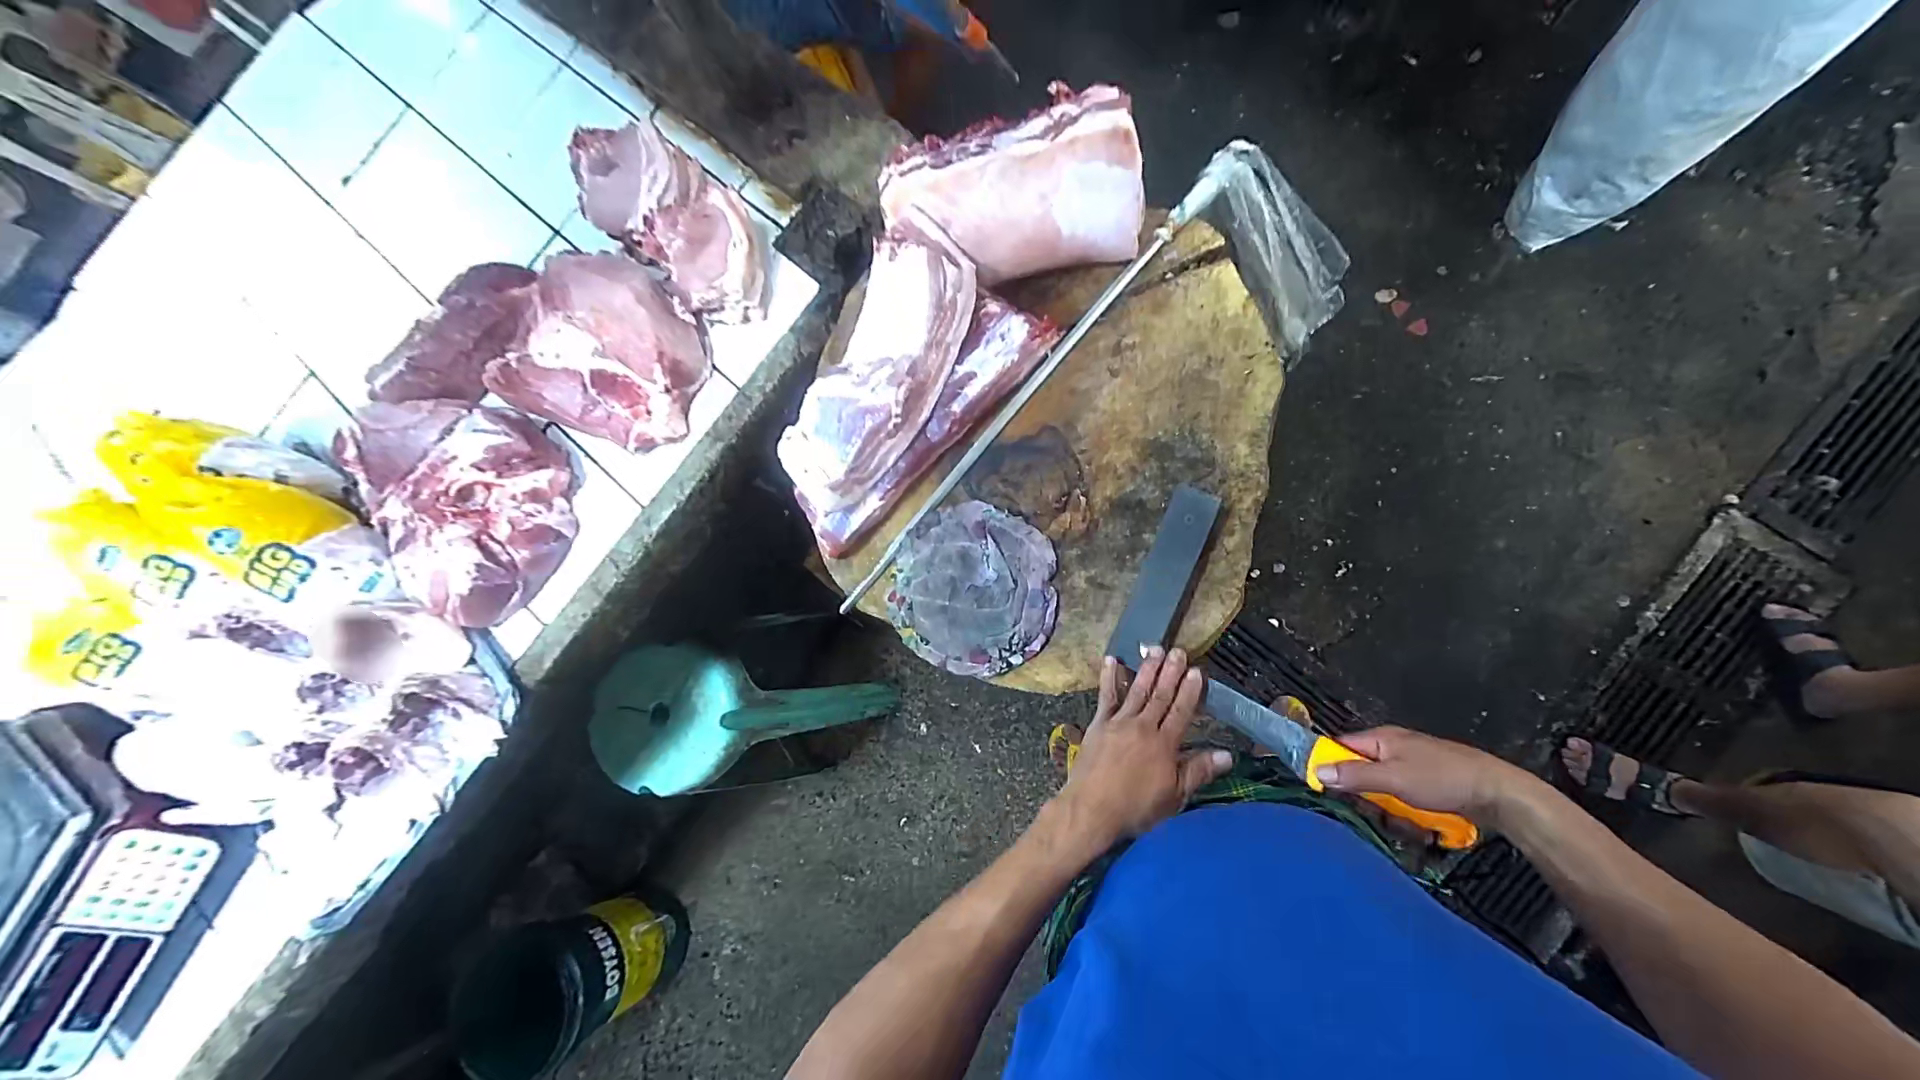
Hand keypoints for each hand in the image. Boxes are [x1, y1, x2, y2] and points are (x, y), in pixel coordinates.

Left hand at [1046, 648, 1232, 856]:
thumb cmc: (1136, 808)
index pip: (1181, 711)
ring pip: (1137, 690)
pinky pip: (1106, 696)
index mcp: (1164, 744)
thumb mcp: (1174, 796)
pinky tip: (1111, 660)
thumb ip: (1199, 771)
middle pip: (1160, 695)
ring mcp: (1118, 722)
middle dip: (1171, 672)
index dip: (1190, 691)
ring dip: (1147, 668)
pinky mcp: (1098, 724)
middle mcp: (1143, 727)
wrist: (1091, 808)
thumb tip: (1227, 754)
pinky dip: (1109, 677)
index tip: (1197, 671)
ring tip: (1155, 648)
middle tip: (1178, 651)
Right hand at [1314, 725, 1538, 824]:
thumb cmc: (1444, 780)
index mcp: (1381, 737)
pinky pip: (1402, 797)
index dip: (1330, 765)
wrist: (1501, 794)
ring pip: (1382, 789)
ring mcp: (1412, 766)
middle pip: (1360, 771)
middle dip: (1367, 796)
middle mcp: (1393, 747)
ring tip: (1407, 820)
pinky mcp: (1428, 784)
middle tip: (1380, 810)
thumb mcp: (1393, 779)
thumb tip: (1317, 771)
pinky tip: (1421, 821)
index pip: (1339, 746)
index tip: (1327, 789)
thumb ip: (1354, 775)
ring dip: (1390, 808)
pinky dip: (1407, 811)